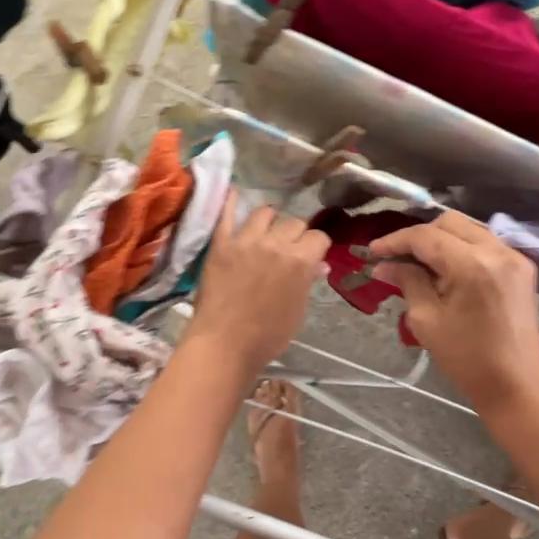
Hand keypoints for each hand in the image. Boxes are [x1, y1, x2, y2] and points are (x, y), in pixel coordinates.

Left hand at [184, 196, 329, 373]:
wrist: (224, 345)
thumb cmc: (267, 336)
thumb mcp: (298, 311)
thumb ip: (306, 281)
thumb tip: (316, 265)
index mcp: (300, 261)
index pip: (318, 237)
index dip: (317, 246)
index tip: (313, 254)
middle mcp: (276, 243)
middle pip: (293, 222)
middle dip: (296, 234)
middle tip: (289, 247)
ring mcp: (245, 240)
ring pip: (264, 213)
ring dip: (270, 220)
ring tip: (267, 230)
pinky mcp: (221, 244)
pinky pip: (226, 214)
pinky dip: (232, 202)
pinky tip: (236, 193)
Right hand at [369, 213, 538, 405]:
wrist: (517, 385)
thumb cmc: (467, 358)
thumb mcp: (427, 321)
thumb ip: (408, 283)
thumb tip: (385, 266)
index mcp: (472, 264)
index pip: (426, 237)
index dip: (396, 241)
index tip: (373, 251)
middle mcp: (497, 251)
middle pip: (450, 223)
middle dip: (420, 236)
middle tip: (398, 257)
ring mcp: (514, 257)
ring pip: (470, 230)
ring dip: (442, 240)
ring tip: (421, 263)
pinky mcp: (522, 268)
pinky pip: (486, 244)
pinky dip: (463, 249)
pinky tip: (449, 270)